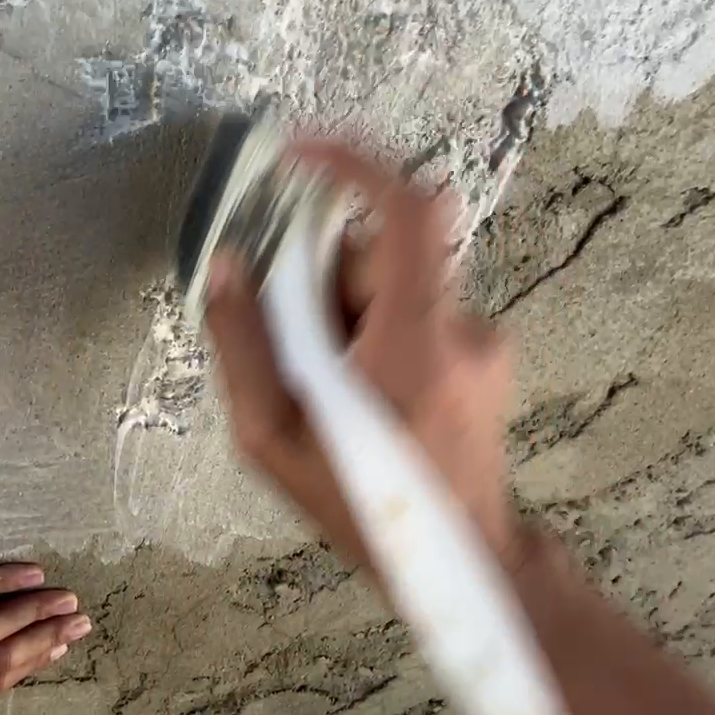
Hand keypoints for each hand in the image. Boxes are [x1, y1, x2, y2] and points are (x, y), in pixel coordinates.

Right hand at [202, 138, 518, 567]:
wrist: (465, 562)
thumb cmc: (359, 502)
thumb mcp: (269, 432)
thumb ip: (241, 341)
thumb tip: (228, 263)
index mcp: (413, 339)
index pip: (407, 212)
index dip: (353, 165)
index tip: (296, 153)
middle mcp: (461, 324)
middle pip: (379, 256)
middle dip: (323, 285)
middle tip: (300, 353)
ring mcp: (483, 339)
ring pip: (392, 285)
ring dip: (346, 315)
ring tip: (335, 387)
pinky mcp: (486, 352)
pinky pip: (411, 308)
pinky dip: (373, 330)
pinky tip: (365, 393)